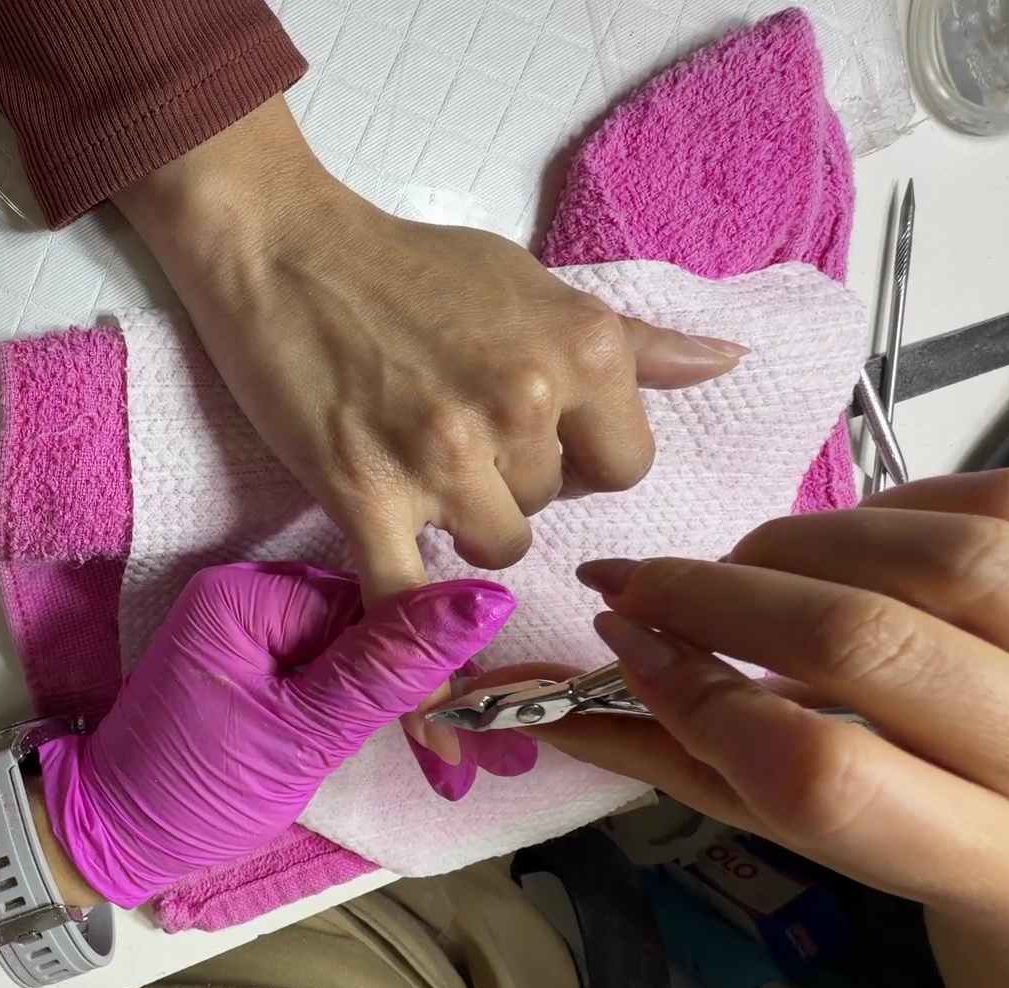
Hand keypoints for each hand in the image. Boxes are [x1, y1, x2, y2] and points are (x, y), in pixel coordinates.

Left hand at [39, 563, 512, 906]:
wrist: (120, 832)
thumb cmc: (201, 788)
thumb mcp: (306, 732)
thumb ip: (389, 668)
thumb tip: (485, 600)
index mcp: (244, 594)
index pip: (363, 599)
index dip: (415, 658)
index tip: (461, 719)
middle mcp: (240, 593)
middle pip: (354, 620)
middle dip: (406, 684)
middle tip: (461, 748)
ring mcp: (240, 627)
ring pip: (342, 646)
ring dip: (385, 698)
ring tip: (441, 750)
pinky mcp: (244, 660)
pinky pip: (314, 666)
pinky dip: (350, 704)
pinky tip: (391, 733)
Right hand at [114, 97, 742, 600]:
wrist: (284, 257)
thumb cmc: (399, 265)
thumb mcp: (525, 281)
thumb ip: (621, 338)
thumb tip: (724, 362)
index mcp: (577, 351)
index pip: (621, 468)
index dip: (571, 462)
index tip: (517, 442)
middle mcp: (520, 406)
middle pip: (547, 510)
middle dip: (503, 485)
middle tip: (440, 442)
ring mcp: (437, 457)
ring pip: (490, 549)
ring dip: (457, 525)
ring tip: (405, 477)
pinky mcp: (362, 494)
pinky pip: (402, 597)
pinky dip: (415, 651)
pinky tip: (431, 708)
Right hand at [533, 469, 1008, 930]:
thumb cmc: (912, 826)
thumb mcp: (781, 819)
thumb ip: (658, 754)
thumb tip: (530, 703)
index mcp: (985, 863)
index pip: (820, 775)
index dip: (693, 696)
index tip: (618, 640)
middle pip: (864, 643)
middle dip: (709, 596)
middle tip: (640, 586)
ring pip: (938, 557)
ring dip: (792, 546)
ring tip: (749, 569)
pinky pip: (1002, 501)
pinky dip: (888, 506)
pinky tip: (849, 546)